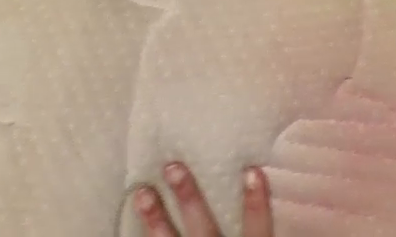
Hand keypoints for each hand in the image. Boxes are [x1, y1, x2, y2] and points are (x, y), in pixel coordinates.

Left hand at [131, 162, 273, 236]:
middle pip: (204, 231)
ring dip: (155, 221)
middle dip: (188, 200)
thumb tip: (266, 180)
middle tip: (172, 166)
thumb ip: (264, 230)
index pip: (257, 233)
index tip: (251, 170)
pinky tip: (128, 228)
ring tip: (140, 193)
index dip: (255, 205)